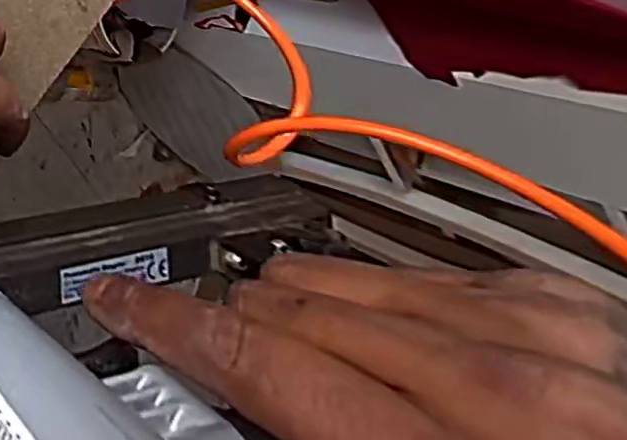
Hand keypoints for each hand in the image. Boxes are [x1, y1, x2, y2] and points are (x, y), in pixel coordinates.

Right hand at [84, 254, 626, 439]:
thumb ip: (310, 434)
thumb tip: (218, 401)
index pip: (256, 359)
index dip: (163, 321)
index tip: (117, 298)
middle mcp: (521, 391)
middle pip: (287, 311)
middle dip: (232, 328)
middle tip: (208, 354)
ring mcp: (566, 342)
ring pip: (338, 279)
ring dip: (295, 308)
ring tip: (290, 341)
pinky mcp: (588, 315)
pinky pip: (421, 272)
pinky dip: (378, 294)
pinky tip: (381, 323)